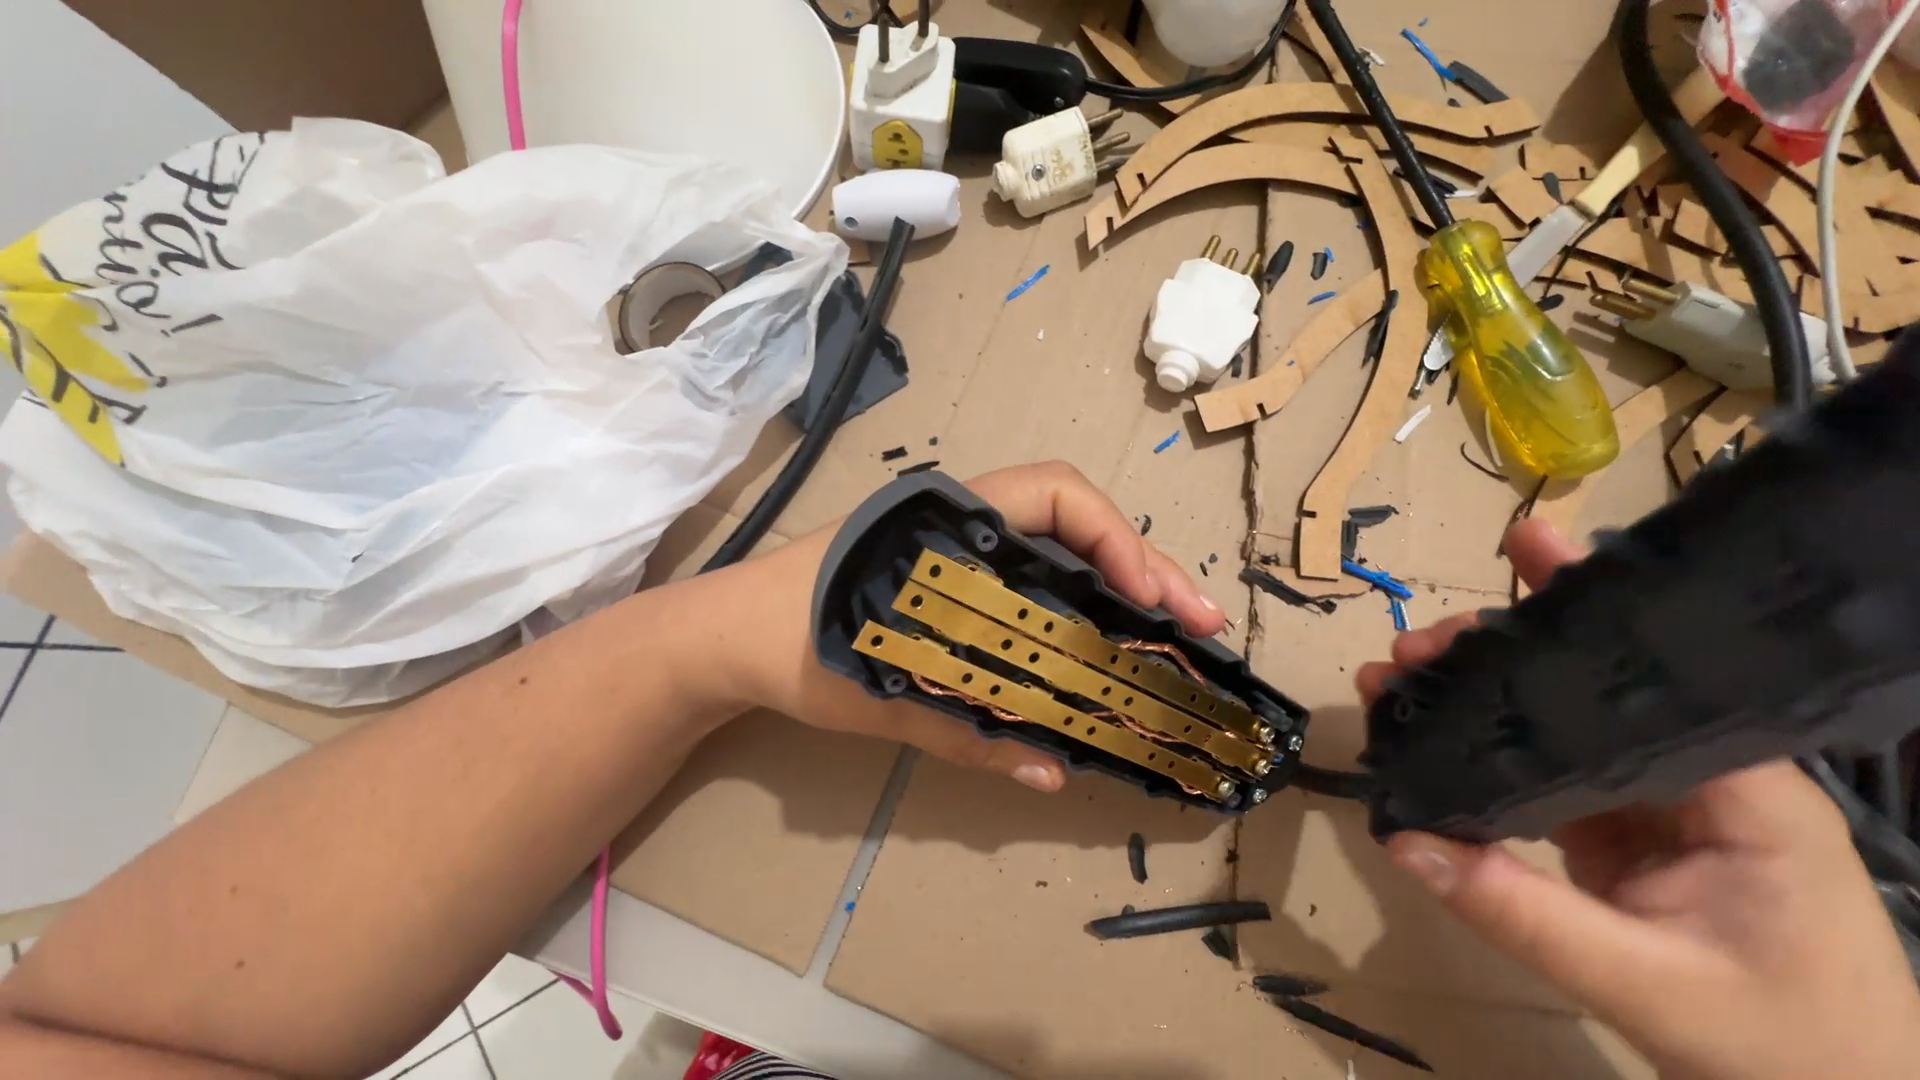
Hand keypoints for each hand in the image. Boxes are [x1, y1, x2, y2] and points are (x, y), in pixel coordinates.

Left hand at [734, 461, 1224, 792]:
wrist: (726, 637)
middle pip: (1074, 526)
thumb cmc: (792, 645)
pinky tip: (1099, 642)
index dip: (1116, 539)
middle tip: (1197, 625)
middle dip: (1141, 570)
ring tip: (1168, 634)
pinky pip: (1030, 582)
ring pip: (1058, 555)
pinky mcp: (953, 580)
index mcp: (944, 521)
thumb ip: (966, 730)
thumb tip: (1053, 773)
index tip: (1154, 598)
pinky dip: (1073, 607)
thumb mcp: (880, 689)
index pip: (1054, 497)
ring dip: (1116, 589)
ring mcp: (961, 550)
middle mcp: (962, 523)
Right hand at [1357, 519, 1919, 1079]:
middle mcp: (1701, 776)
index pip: (1657, 676)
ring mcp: (1656, 801)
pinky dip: (1484, 749)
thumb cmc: (1783, 1051)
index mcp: (1744, 792)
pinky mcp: (1622, 827)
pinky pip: (1545, 771)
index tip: (1522, 550)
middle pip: (1592, 687)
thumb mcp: (1644, 986)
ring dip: (1479, 696)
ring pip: (1558, 724)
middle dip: (1498, 652)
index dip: (1587, 609)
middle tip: (1407, 650)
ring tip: (1397, 679)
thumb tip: (1403, 840)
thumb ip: (1522, 913)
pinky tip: (1429, 735)